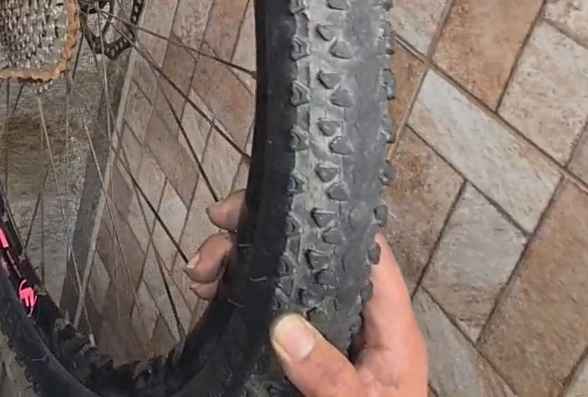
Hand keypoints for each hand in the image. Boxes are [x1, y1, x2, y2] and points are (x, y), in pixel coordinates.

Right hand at [185, 202, 424, 396]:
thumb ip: (330, 377)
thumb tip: (284, 327)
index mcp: (386, 327)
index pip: (365, 251)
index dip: (323, 218)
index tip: (270, 209)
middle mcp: (352, 315)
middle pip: (307, 249)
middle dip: (256, 231)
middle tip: (216, 225)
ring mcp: (320, 325)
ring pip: (276, 268)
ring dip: (233, 257)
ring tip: (200, 270)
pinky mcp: (293, 341)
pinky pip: (260, 296)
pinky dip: (230, 284)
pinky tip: (206, 287)